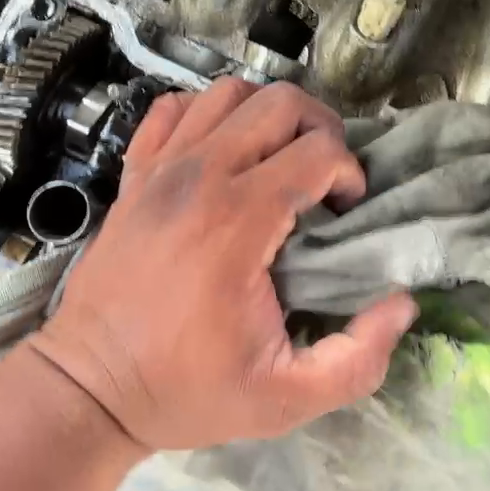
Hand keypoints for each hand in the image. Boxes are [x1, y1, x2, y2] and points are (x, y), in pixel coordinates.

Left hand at [30, 78, 417, 452]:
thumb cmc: (186, 390)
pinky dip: (207, 111)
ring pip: (231, 92)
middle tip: (325, 172)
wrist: (87, 391)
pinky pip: (174, 107)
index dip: (349, 172)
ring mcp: (161, 167)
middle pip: (280, 103)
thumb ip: (356, 360)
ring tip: (280, 154)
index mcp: (239, 221)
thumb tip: (402, 304)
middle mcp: (200, 176)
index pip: (318, 152)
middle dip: (320, 128)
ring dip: (268, 113)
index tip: (347, 208)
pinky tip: (222, 146)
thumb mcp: (284, 398)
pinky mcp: (134, 171)